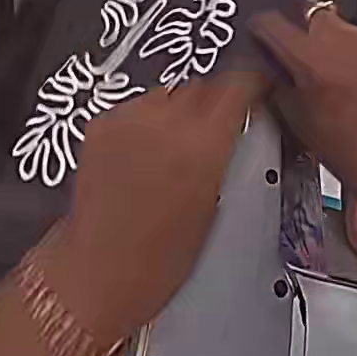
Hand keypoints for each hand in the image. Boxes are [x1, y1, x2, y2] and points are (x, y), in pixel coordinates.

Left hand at [36, 72, 264, 343]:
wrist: (100, 271)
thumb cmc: (167, 253)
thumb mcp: (214, 201)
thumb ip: (222, 150)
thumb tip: (228, 124)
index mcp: (204, 141)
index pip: (236, 86)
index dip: (250, 85)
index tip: (256, 90)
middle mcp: (166, 118)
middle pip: (202, 85)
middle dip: (213, 102)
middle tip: (213, 130)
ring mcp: (129, 117)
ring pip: (168, 92)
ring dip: (177, 109)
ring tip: (173, 144)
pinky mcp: (101, 123)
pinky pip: (135, 107)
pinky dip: (144, 120)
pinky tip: (141, 152)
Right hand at [251, 5, 356, 276]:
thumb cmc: (342, 147)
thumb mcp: (291, 112)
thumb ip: (277, 73)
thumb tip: (266, 48)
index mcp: (313, 63)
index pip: (274, 23)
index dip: (264, 26)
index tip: (262, 27)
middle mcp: (345, 45)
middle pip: (312, 13)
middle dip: (305, 30)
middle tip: (307, 55)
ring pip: (342, 24)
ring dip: (335, 40)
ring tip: (339, 72)